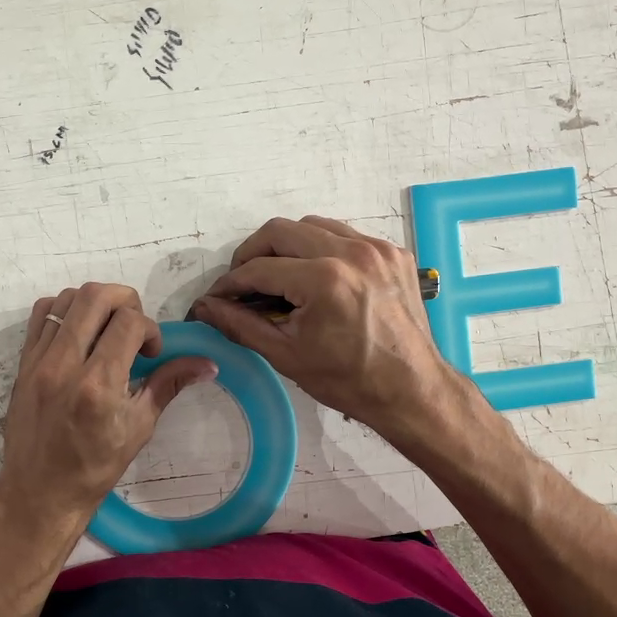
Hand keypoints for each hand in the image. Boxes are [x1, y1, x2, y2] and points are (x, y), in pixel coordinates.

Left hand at [0, 283, 215, 531]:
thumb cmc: (95, 467)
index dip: (150, 329)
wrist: (40, 491)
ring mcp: (39, 360)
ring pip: (68, 298)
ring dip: (95, 304)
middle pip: (97, 296)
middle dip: (126, 301)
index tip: (151, 353)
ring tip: (106, 330)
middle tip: (133, 329)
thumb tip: (208, 365)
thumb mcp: (139, 427)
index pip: (130, 322)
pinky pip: (42, 313)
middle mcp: (65, 364)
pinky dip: (64, 310)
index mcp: (98, 385)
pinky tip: (79, 333)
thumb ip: (169, 385)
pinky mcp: (23, 362)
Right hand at [191, 216, 466, 439]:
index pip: (258, 268)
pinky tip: (315, 278)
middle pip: (280, 231)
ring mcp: (376, 249)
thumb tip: (204, 307)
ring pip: (312, 226)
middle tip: (242, 283)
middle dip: (252, 255)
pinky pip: (344, 235)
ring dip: (287, 246)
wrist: (412, 390)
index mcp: (323, 280)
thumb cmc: (348, 380)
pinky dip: (322, 249)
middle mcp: (351, 252)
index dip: (229, 283)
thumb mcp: (286, 354)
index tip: (216, 297)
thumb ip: (240, 324)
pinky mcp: (392, 253)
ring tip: (277, 277)